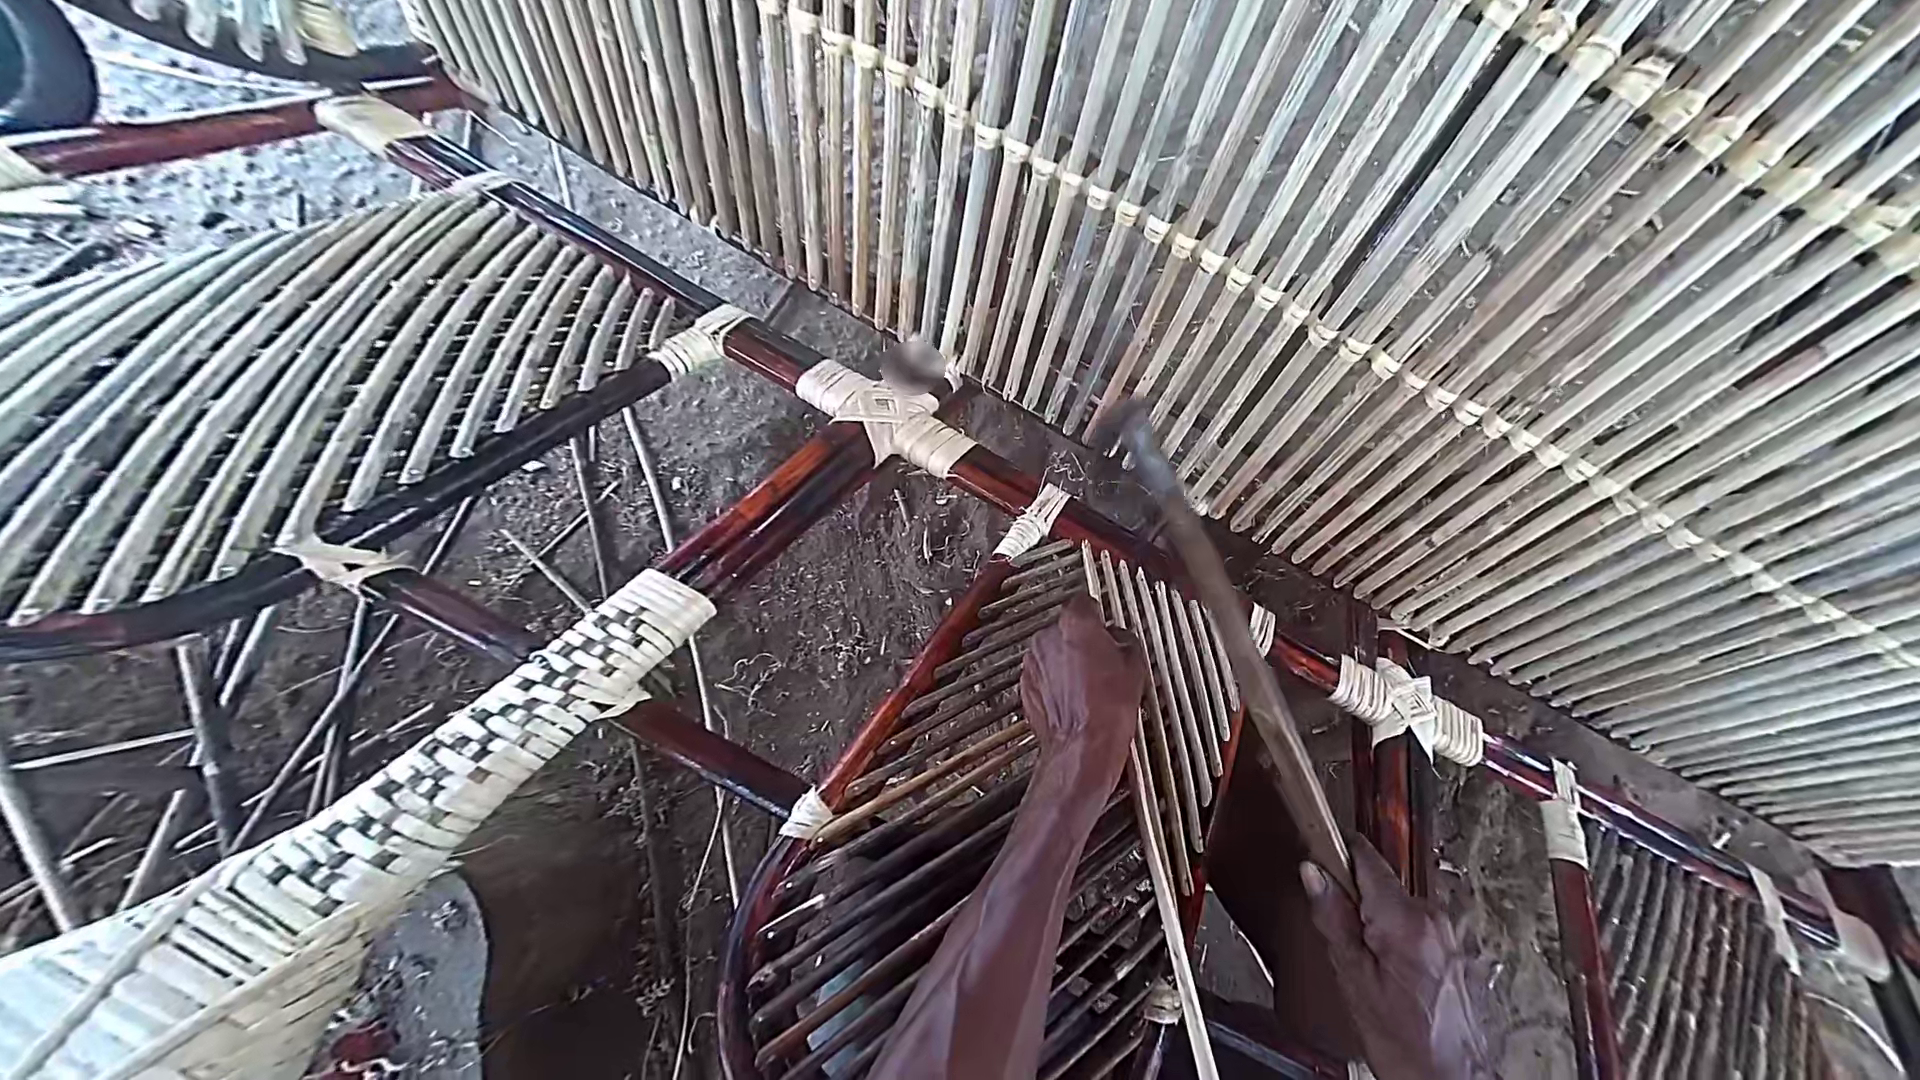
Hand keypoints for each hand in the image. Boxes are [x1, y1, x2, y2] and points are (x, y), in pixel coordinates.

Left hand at [1019, 595, 1145, 790]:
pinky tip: (1073, 695)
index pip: (1083, 601)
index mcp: (1076, 624)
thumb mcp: (1134, 666)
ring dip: (1066, 659)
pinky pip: (1043, 671)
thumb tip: (1118, 638)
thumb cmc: (1107, 708)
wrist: (1082, 745)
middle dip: (1081, 639)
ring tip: (1088, 682)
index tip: (1103, 622)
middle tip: (1101, 659)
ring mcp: (1034, 659)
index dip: (1096, 613)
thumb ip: (1124, 639)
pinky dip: (1054, 679)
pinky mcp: (1026, 681)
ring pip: (1052, 649)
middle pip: (1066, 627)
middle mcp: (1049, 636)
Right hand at [1301, 836, 1494, 1079]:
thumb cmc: (1404, 1045)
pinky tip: (1394, 971)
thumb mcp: (1352, 978)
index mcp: (1405, 920)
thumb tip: (1312, 870)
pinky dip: (1400, 936)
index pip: (1365, 856)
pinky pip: (1418, 925)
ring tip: (1369, 959)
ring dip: (1378, 918)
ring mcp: (1453, 936)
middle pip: (1381, 881)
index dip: (1336, 851)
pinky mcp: (1462, 952)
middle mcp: (1435, 919)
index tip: (1318, 857)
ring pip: (1398, 904)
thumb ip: (1331, 917)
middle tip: (1342, 933)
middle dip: (1356, 897)